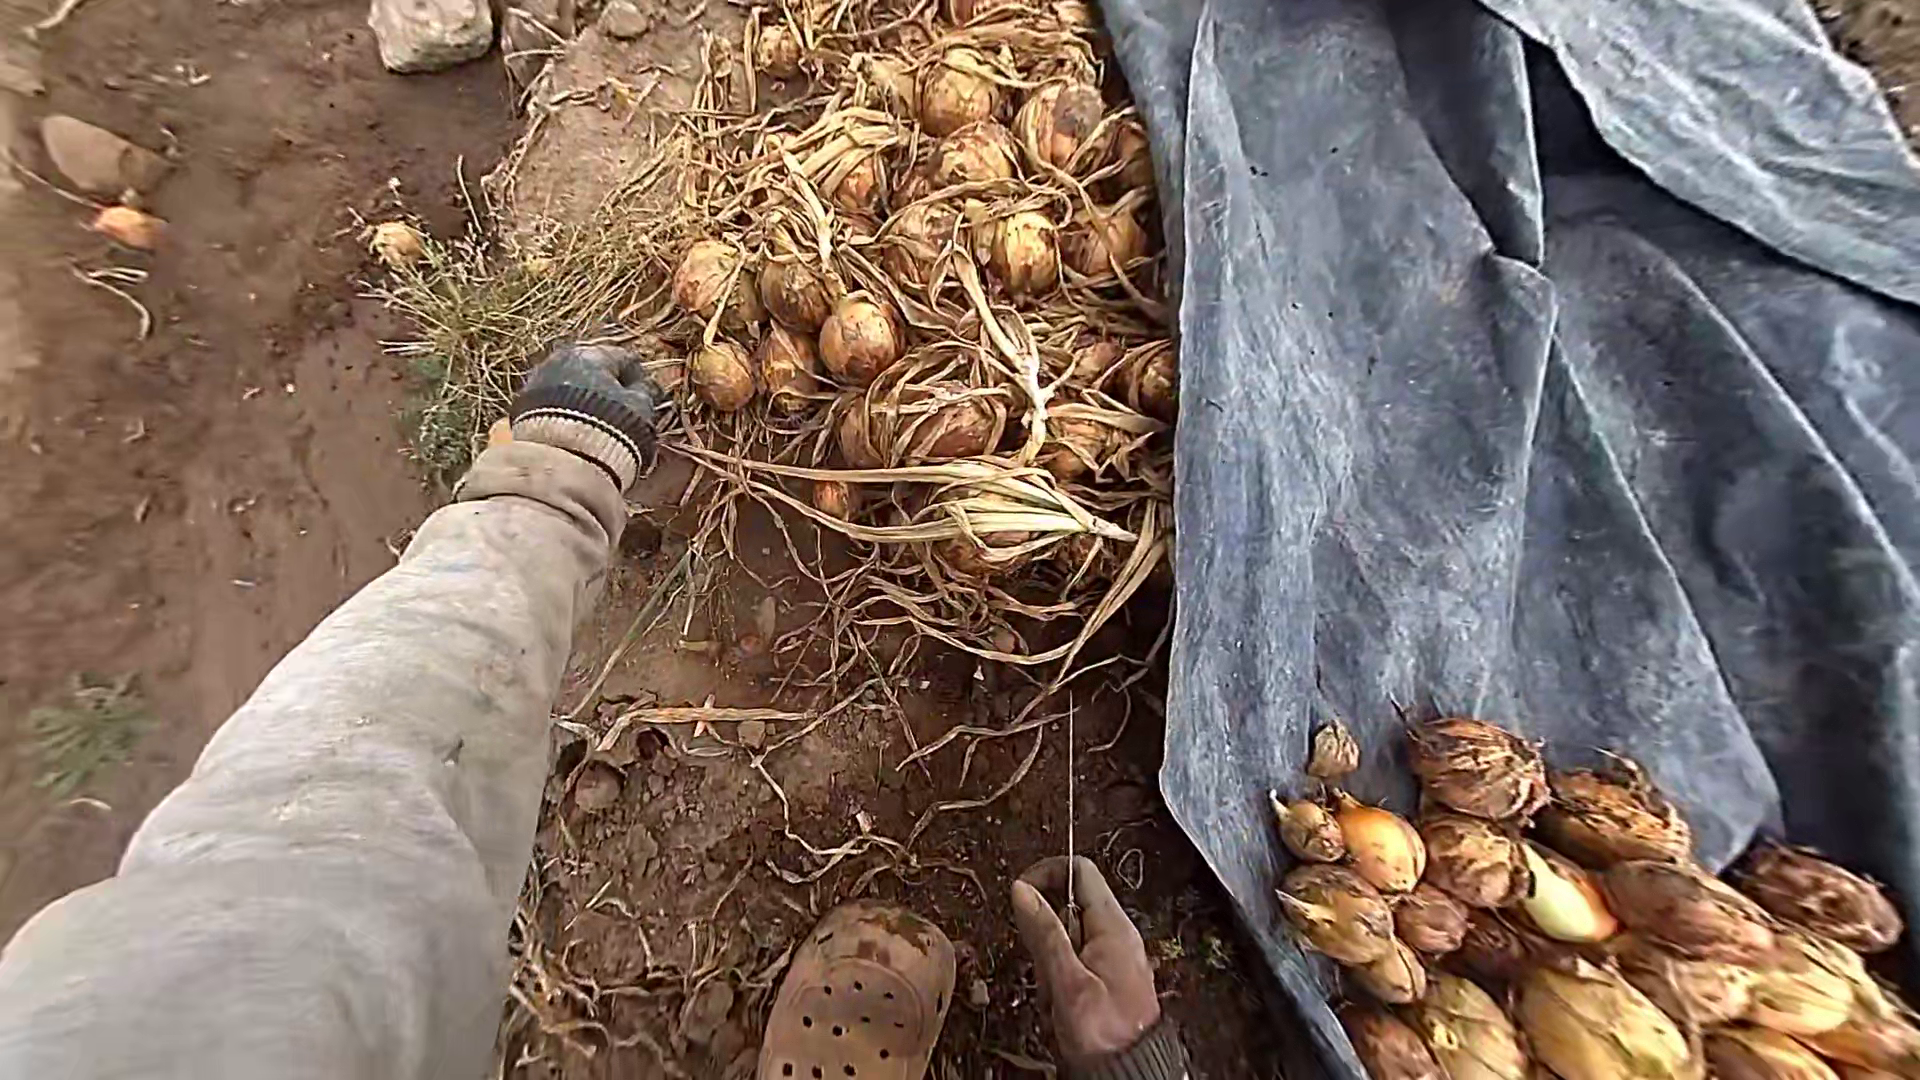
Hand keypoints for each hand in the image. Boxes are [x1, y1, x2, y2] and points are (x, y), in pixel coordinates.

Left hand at [520, 342, 659, 421]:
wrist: (565, 454)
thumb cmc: (611, 424)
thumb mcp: (640, 408)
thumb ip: (645, 391)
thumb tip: (644, 385)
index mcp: (592, 355)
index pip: (623, 358)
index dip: (638, 377)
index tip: (644, 393)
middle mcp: (560, 359)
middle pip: (592, 367)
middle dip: (606, 384)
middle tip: (621, 406)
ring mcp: (538, 379)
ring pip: (570, 382)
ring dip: (585, 396)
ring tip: (598, 419)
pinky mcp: (523, 401)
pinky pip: (553, 399)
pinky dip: (566, 408)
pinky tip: (577, 426)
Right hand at [1011, 856, 1161, 1069]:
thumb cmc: (1106, 1037)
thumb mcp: (1068, 982)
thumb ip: (1045, 933)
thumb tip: (1021, 889)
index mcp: (1113, 924)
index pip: (1079, 869)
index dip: (1048, 873)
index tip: (1023, 894)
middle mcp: (1117, 933)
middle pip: (1069, 900)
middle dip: (1045, 926)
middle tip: (1040, 959)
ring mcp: (1113, 955)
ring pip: (1067, 932)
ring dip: (1050, 956)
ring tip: (1053, 990)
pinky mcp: (1107, 977)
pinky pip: (1074, 958)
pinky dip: (1059, 973)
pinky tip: (1059, 1001)